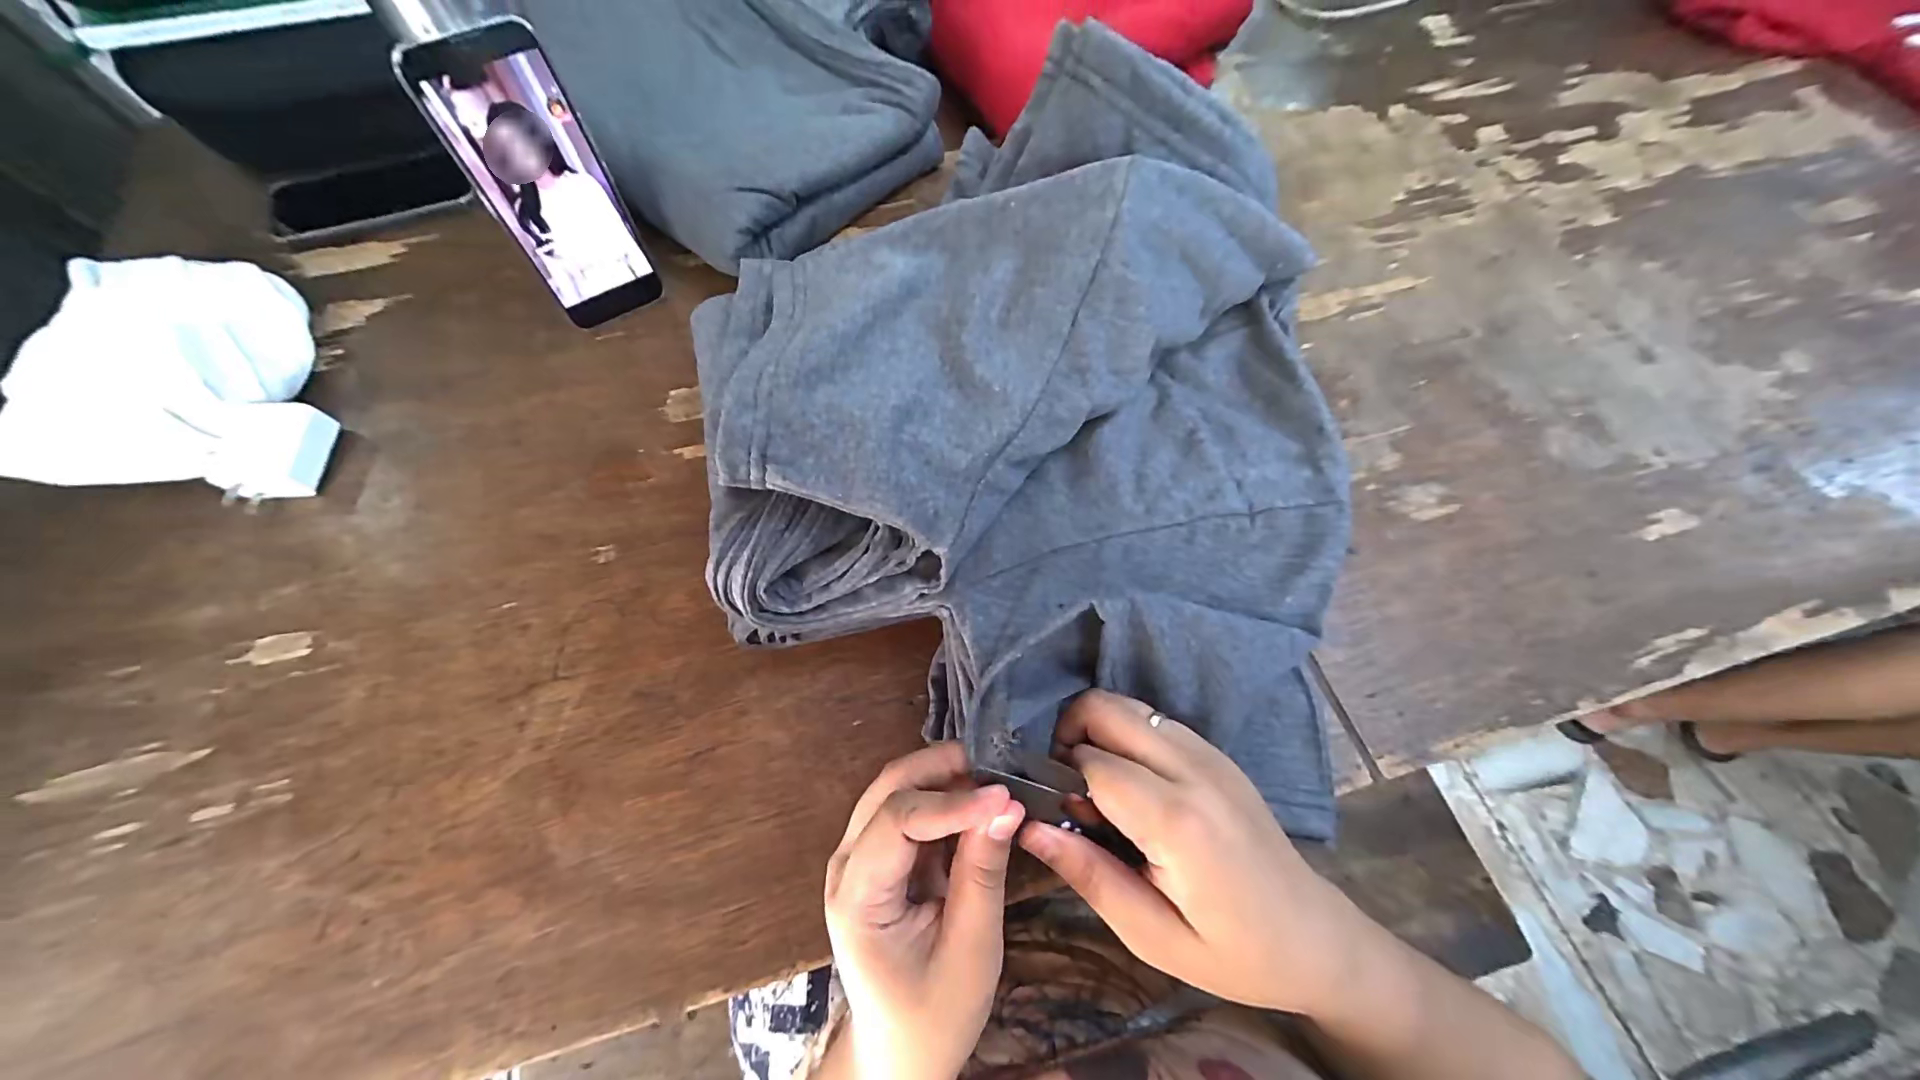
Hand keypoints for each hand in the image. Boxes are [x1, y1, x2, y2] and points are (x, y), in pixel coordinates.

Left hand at [821, 743, 1025, 1079]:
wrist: (900, 1051)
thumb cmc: (934, 1013)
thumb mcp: (970, 950)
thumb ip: (983, 873)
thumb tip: (1006, 806)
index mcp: (857, 896)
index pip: (898, 820)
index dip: (952, 801)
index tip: (1004, 795)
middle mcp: (846, 864)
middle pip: (889, 788)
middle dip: (943, 769)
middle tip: (999, 771)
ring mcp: (857, 857)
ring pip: (895, 789)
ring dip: (944, 777)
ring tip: (993, 785)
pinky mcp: (877, 858)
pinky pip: (908, 809)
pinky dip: (943, 798)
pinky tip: (977, 805)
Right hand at [1017, 690, 1367, 1015]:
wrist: (1316, 938)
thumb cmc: (1234, 953)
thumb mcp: (1152, 936)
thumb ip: (1089, 875)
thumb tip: (1028, 827)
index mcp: (1178, 821)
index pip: (1092, 761)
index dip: (1061, 778)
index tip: (1061, 813)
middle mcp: (1193, 769)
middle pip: (1105, 708)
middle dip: (1069, 734)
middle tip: (1070, 787)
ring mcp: (1209, 754)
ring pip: (1127, 705)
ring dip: (1096, 730)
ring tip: (1098, 785)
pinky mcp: (1217, 753)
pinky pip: (1152, 719)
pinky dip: (1125, 734)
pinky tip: (1131, 782)